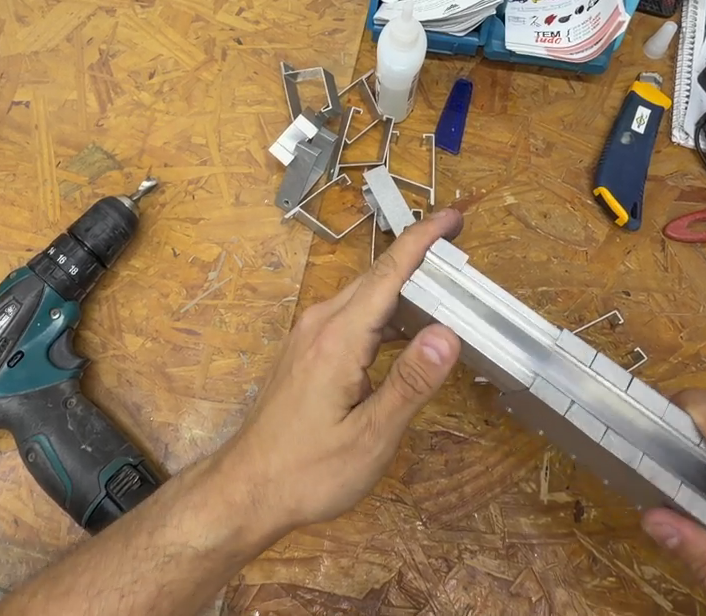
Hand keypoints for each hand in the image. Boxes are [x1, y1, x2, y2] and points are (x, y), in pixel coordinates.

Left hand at [207, 209, 464, 536]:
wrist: (247, 488)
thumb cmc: (308, 470)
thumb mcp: (370, 437)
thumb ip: (410, 384)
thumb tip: (448, 334)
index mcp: (338, 337)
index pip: (388, 274)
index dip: (422, 240)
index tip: (453, 217)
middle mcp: (321, 323)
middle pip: (377, 278)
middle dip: (418, 255)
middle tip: (458, 245)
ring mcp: (310, 334)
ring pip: (364, 297)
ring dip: (403, 287)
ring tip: (444, 286)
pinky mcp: (308, 349)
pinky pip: (353, 316)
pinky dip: (385, 314)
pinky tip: (408, 331)